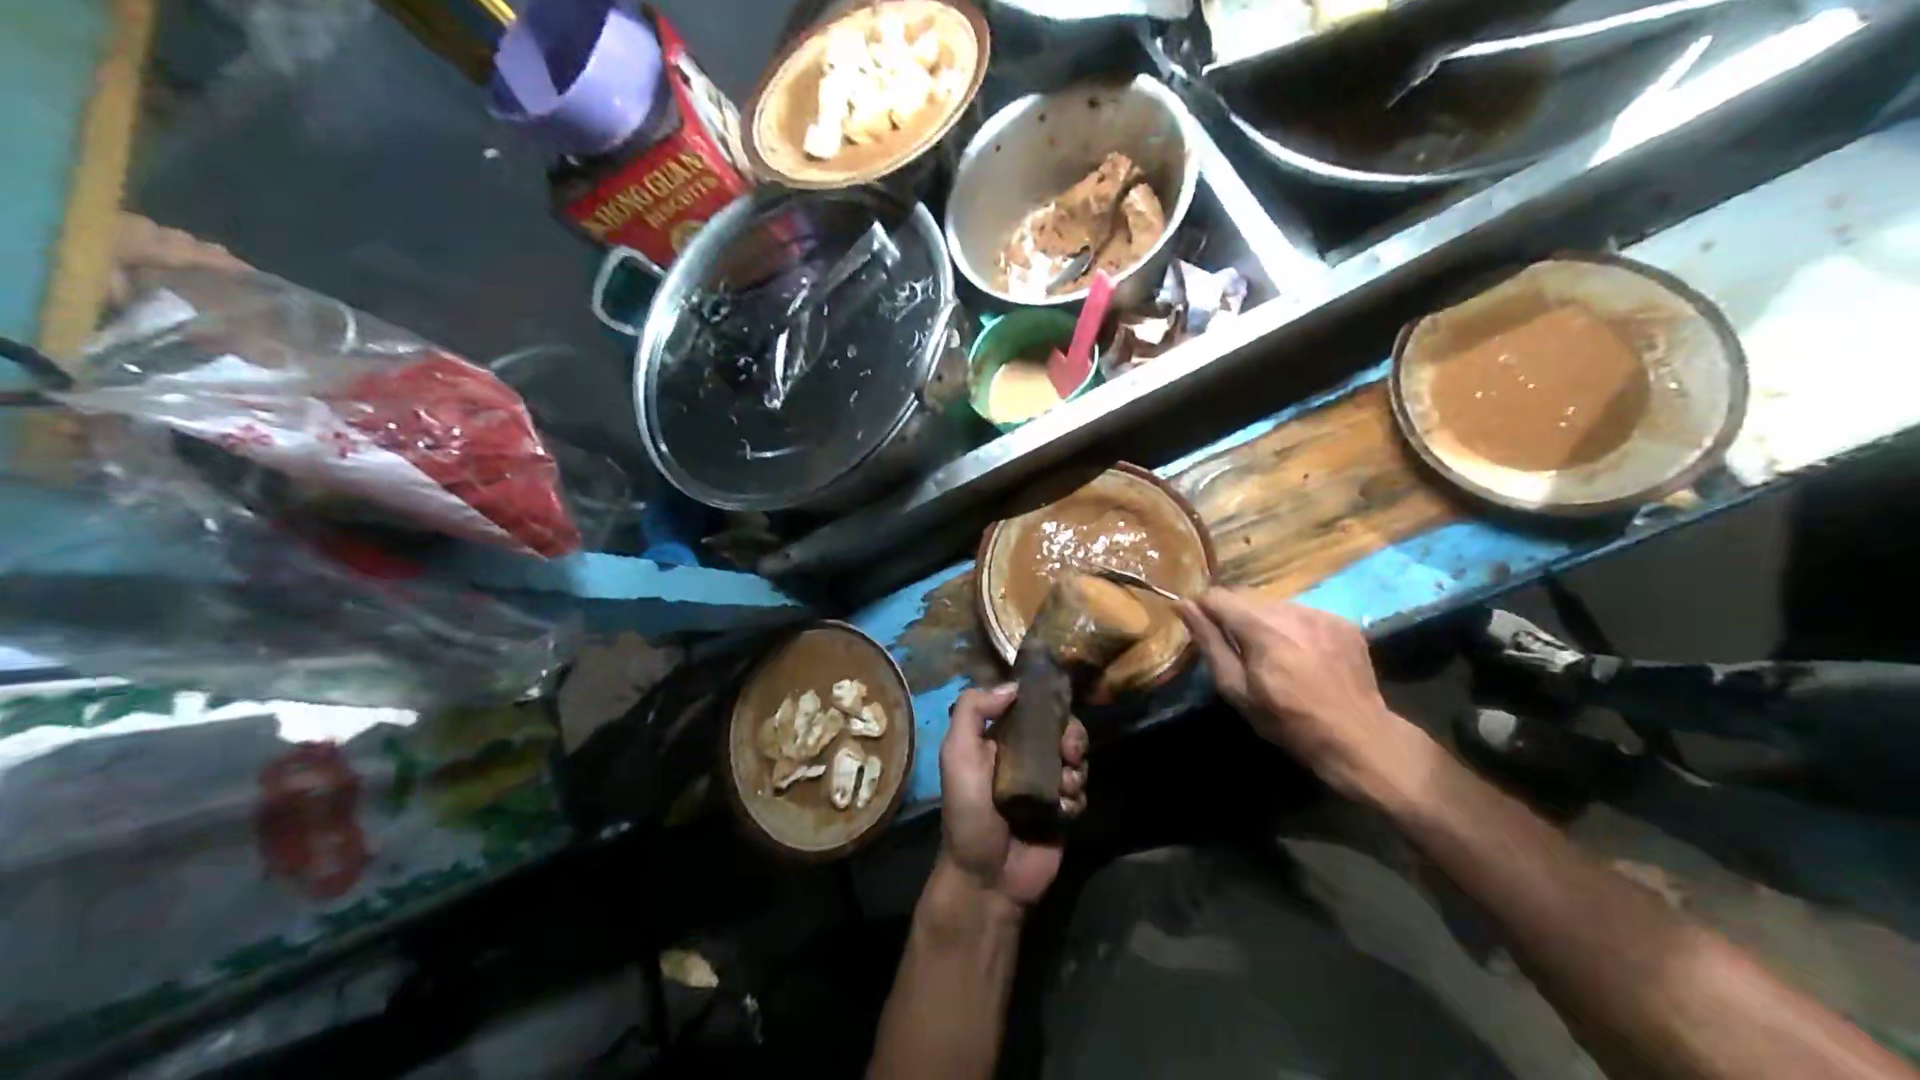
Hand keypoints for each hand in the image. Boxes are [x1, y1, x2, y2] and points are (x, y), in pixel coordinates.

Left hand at [938, 684, 1088, 907]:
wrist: (988, 877)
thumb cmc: (969, 812)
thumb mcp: (957, 755)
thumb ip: (973, 712)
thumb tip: (1012, 685)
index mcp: (998, 739)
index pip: (1030, 707)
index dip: (1047, 702)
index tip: (1057, 708)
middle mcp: (1023, 756)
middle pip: (1060, 729)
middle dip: (1071, 735)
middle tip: (1069, 752)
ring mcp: (1045, 783)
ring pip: (1076, 758)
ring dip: (1076, 767)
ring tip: (1063, 787)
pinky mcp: (1063, 810)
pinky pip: (1081, 790)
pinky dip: (1076, 796)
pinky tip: (1063, 810)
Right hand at [1176, 588, 1432, 800]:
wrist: (1357, 737)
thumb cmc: (1287, 721)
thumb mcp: (1236, 689)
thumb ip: (1209, 642)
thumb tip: (1182, 605)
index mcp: (1263, 629)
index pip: (1218, 596)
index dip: (1202, 607)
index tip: (1199, 624)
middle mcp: (1292, 612)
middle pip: (1246, 596)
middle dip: (1232, 614)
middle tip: (1234, 645)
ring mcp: (1321, 614)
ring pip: (1274, 602)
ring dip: (1262, 619)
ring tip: (1269, 651)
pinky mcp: (1342, 621)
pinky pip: (1302, 612)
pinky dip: (1291, 626)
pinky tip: (1299, 653)